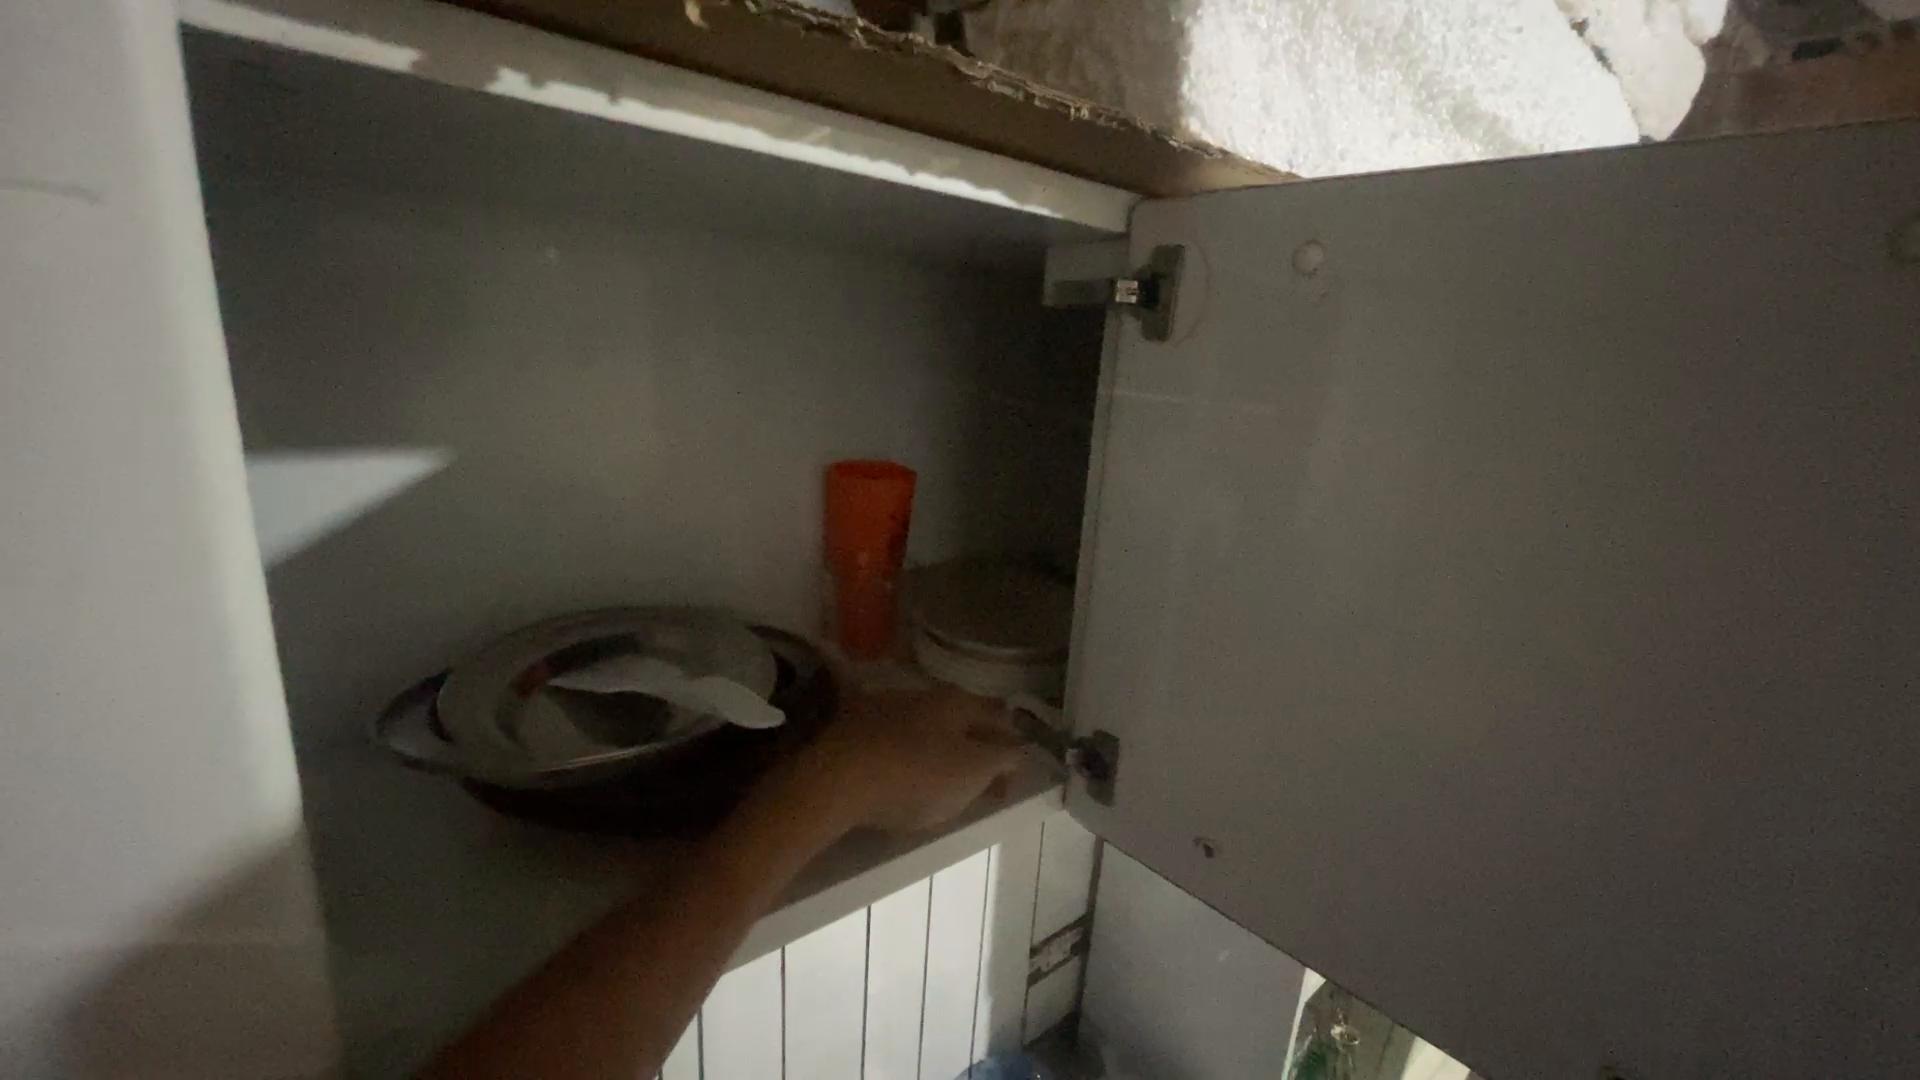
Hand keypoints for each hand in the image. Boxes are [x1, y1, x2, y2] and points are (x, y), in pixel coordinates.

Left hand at [783, 687, 1027, 835]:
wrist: (836, 777)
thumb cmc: (915, 776)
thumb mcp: (972, 772)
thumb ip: (1002, 758)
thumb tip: (1017, 748)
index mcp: (959, 702)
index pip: (1000, 720)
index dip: (1012, 754)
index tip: (1005, 790)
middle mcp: (926, 694)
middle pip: (962, 718)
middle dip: (975, 747)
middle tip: (976, 784)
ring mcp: (888, 704)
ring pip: (927, 725)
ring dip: (940, 747)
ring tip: (938, 781)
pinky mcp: (856, 722)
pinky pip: (894, 737)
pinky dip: (905, 752)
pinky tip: (898, 771)